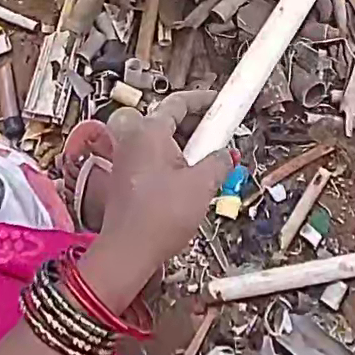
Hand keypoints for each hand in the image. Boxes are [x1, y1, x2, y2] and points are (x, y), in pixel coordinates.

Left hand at [79, 91, 230, 310]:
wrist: (127, 254)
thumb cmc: (159, 217)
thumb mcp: (202, 185)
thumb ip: (219, 162)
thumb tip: (227, 154)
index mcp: (150, 131)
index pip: (180, 102)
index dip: (205, 100)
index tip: (223, 102)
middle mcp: (134, 139)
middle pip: (172, 120)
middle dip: (201, 128)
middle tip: (223, 137)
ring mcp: (128, 158)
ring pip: (165, 141)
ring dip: (190, 148)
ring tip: (212, 163)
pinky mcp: (128, 177)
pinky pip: (156, 159)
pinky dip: (177, 162)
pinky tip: (194, 180)